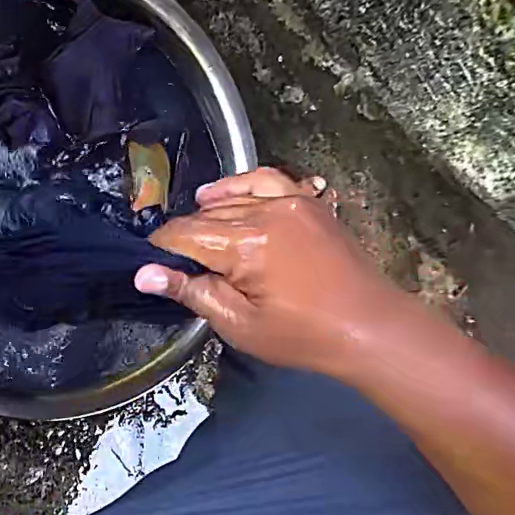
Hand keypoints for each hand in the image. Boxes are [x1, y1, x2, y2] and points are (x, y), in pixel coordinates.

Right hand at [135, 167, 429, 373]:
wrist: (371, 327)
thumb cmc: (303, 335)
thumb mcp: (239, 324)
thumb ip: (190, 292)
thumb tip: (143, 274)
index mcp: (246, 246)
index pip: (184, 235)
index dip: (161, 249)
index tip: (153, 265)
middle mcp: (265, 213)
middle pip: (203, 216)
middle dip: (183, 237)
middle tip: (178, 265)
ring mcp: (290, 201)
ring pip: (230, 199)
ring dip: (206, 215)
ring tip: (193, 236)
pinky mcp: (307, 202)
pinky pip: (265, 179)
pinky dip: (239, 185)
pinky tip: (221, 195)